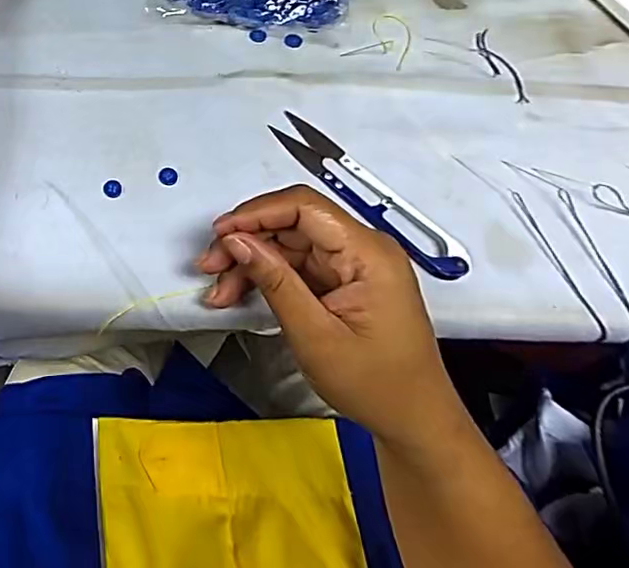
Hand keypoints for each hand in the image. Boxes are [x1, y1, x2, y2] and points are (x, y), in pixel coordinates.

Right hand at [196, 185, 467, 446]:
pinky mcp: (341, 275)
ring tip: (223, 286)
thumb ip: (274, 281)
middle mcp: (363, 249)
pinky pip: (293, 261)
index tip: (224, 231)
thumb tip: (239, 241)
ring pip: (285, 241)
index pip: (303, 206)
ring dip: (250, 260)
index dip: (256, 213)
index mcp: (369, 255)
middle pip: (289, 222)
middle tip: (215, 263)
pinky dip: (265, 274)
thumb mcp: (316, 336)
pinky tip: (242, 290)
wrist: (414, 423)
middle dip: (246, 240)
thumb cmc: (383, 388)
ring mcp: (352, 262)